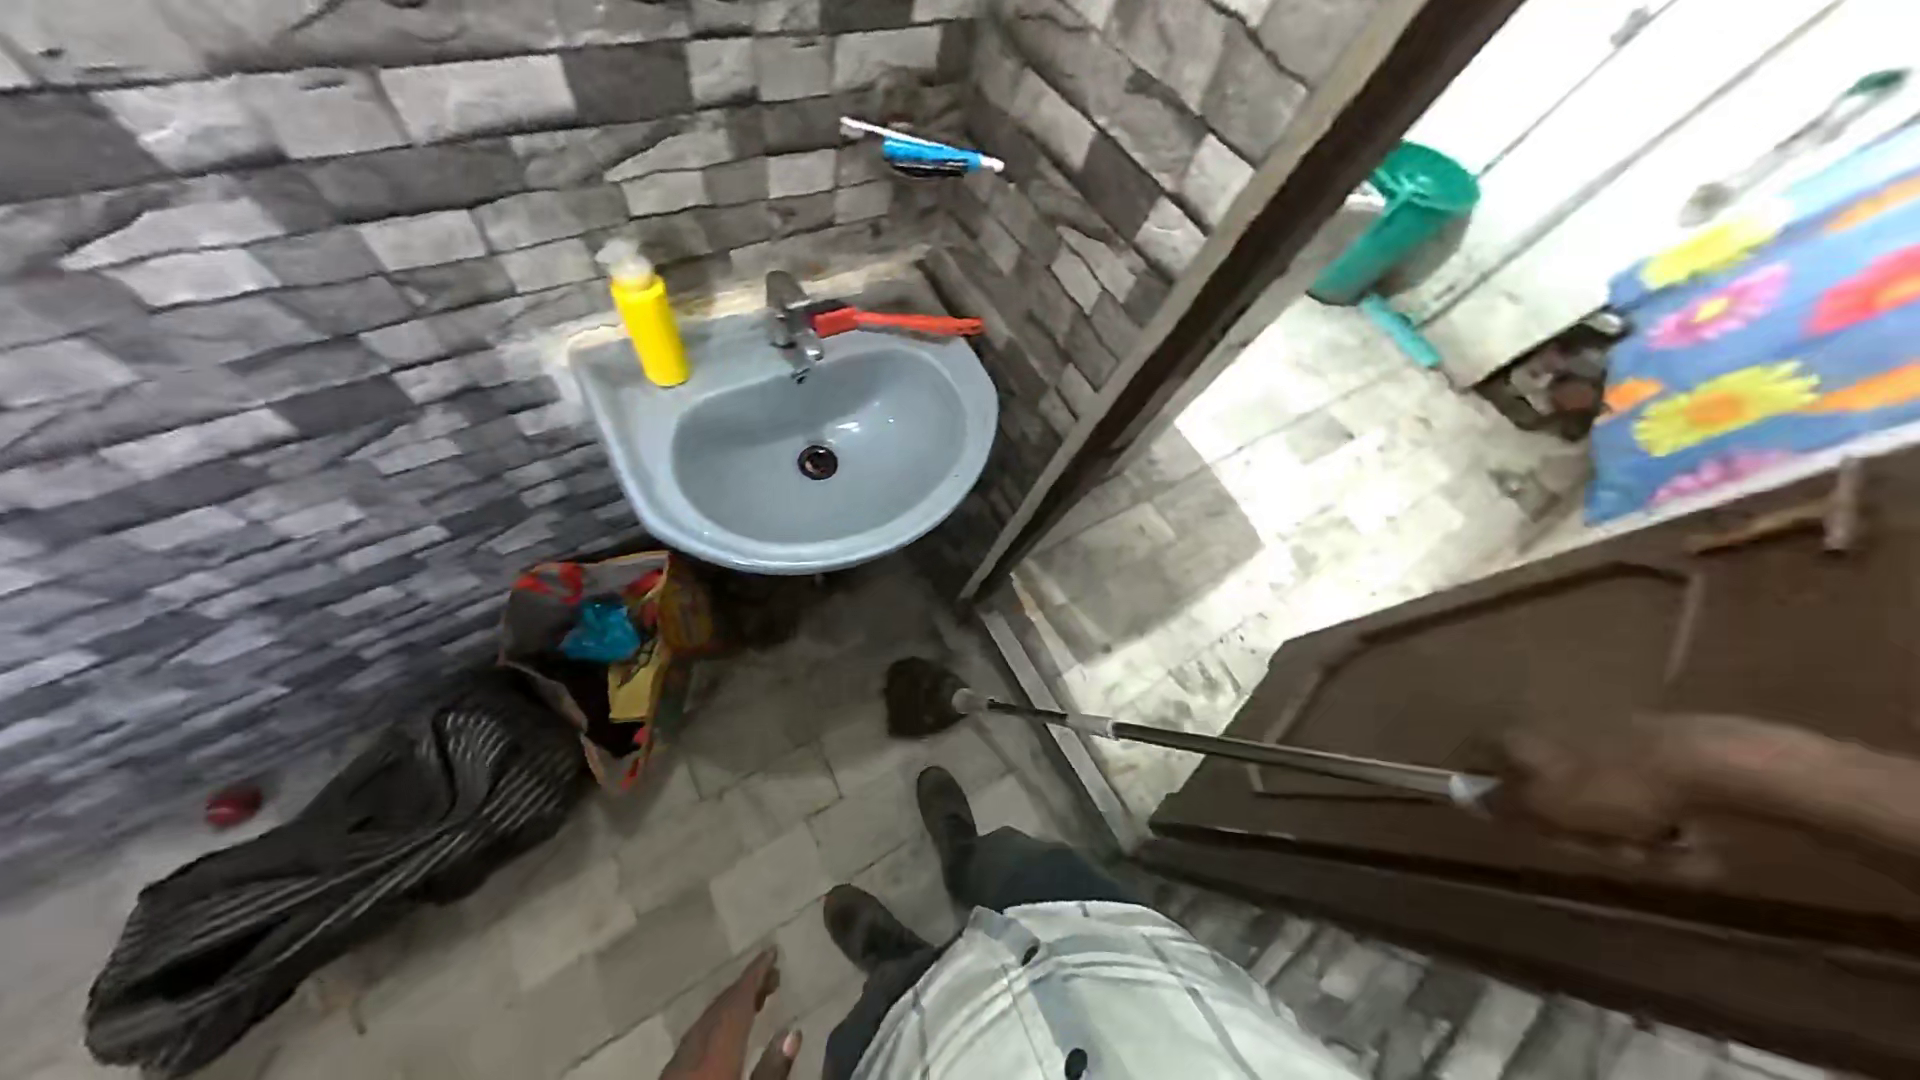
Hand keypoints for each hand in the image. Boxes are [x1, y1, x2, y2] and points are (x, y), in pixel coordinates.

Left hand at [660, 949, 799, 1079]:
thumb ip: (772, 1072)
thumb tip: (794, 1031)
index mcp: (715, 1055)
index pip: (737, 1002)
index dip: (755, 973)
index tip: (773, 951)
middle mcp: (692, 1054)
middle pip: (720, 1009)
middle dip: (746, 986)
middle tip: (774, 974)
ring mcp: (676, 1070)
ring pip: (705, 1024)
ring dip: (731, 1005)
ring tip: (757, 999)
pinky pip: (696, 1039)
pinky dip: (716, 1025)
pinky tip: (725, 1036)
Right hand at [1482, 714, 1743, 875]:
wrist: (1711, 762)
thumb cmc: (1612, 787)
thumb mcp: (1544, 806)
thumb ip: (1502, 804)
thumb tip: (1467, 797)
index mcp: (1517, 738)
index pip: (1481, 763)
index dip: (1498, 799)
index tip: (1527, 828)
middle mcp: (1548, 732)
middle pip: (1545, 794)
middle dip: (1578, 833)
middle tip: (1607, 851)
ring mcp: (1601, 742)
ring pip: (1597, 804)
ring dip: (1625, 838)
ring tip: (1658, 852)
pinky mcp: (1647, 754)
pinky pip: (1639, 800)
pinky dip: (1658, 826)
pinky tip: (1687, 842)